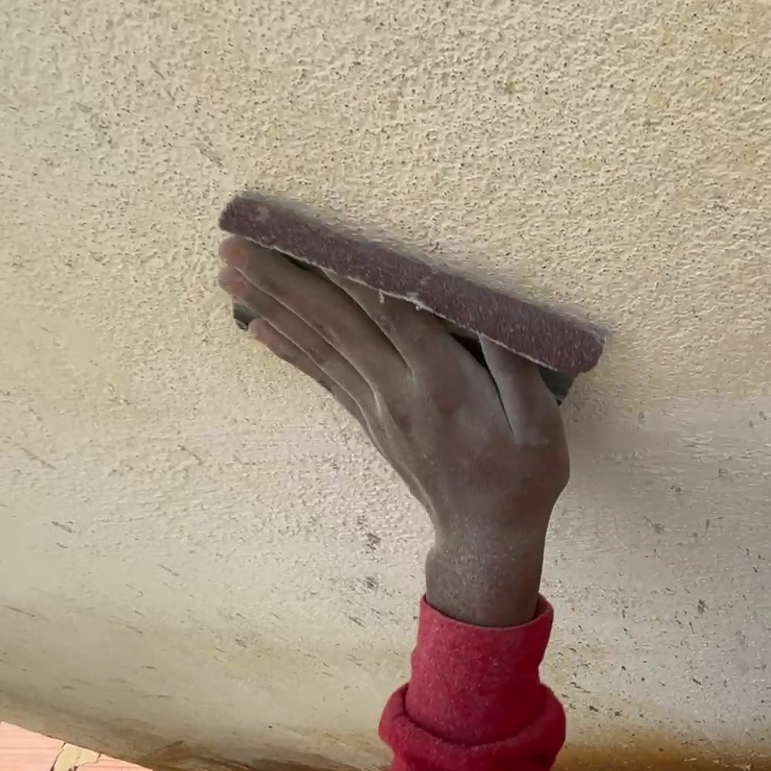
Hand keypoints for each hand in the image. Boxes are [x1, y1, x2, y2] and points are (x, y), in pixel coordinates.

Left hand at [217, 236, 568, 626]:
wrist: (486, 536)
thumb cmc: (523, 476)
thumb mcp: (541, 425)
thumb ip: (515, 368)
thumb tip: (490, 314)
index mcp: (444, 384)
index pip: (392, 314)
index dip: (354, 273)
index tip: (312, 235)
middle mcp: (398, 391)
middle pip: (337, 324)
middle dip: (287, 281)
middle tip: (233, 243)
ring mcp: (377, 409)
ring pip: (319, 346)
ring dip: (273, 306)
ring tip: (229, 274)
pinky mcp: (370, 423)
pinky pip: (322, 377)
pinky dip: (288, 349)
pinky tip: (258, 328)